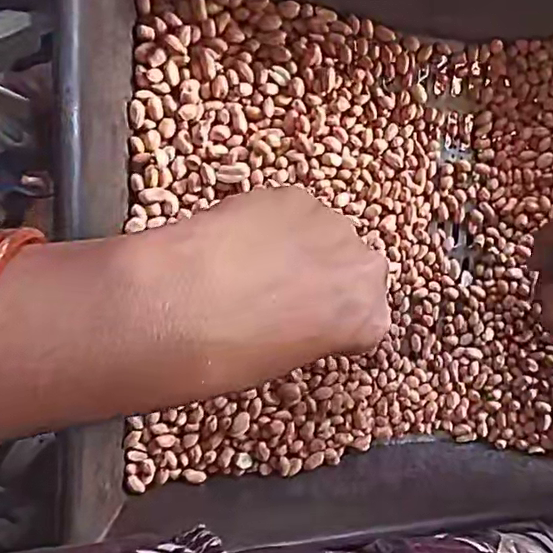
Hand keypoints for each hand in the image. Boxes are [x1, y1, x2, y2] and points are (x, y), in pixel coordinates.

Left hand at [140, 186, 390, 388]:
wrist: (183, 306)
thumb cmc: (228, 352)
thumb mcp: (286, 357)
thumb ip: (312, 329)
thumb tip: (296, 313)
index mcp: (369, 318)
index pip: (369, 316)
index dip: (337, 317)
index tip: (313, 319)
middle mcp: (363, 266)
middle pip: (355, 266)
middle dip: (327, 274)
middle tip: (283, 291)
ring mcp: (331, 224)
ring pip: (324, 232)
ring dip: (300, 243)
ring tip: (253, 264)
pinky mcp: (295, 195)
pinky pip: (291, 209)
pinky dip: (271, 221)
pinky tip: (239, 239)